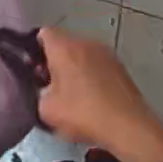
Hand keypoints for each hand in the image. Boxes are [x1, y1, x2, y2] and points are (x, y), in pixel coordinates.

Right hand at [36, 27, 162, 161]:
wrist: (129, 127)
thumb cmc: (84, 114)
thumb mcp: (47, 110)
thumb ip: (36, 93)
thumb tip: (41, 89)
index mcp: (64, 47)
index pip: (42, 34)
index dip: (33, 50)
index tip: (33, 70)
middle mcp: (85, 42)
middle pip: (62, 44)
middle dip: (54, 62)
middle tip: (49, 87)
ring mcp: (106, 53)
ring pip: (81, 54)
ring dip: (73, 69)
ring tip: (72, 95)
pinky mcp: (120, 66)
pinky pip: (96, 64)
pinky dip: (90, 75)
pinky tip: (91, 99)